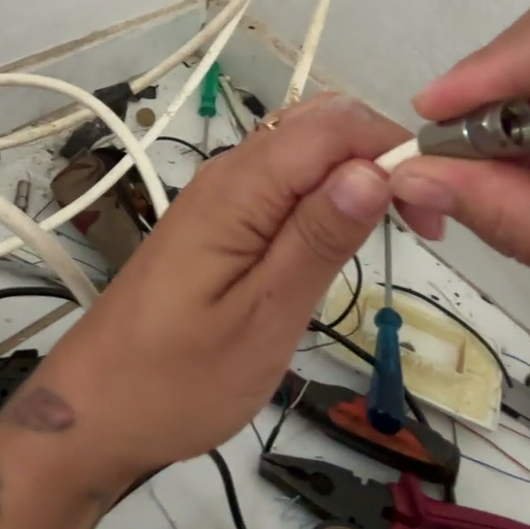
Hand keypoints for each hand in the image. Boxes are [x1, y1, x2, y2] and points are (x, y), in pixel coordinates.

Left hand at [0, 94, 407, 528]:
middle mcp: (226, 172)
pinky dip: (322, 191)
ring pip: (299, 147)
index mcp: (238, 187)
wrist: (98, 404)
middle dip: (378, 153)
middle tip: (418, 224)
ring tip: (390, 230)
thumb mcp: (263, 317)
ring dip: (354, 170)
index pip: (332, 125)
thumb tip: (374, 169)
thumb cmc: (178, 376)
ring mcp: (218, 193)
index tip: (432, 212)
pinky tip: (337, 234)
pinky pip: (280, 179)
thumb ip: (317, 238)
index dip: (392, 148)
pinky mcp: (216, 218)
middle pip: (316, 123)